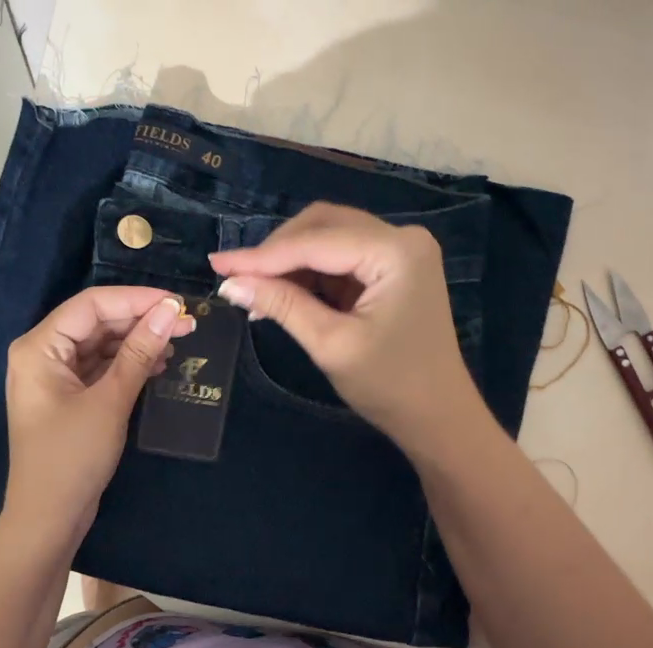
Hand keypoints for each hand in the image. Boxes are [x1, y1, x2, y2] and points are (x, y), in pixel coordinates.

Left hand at [3, 287, 193, 533]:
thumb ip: (139, 354)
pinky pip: (98, 370)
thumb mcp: (109, 403)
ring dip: (135, 343)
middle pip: (94, 322)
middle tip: (185, 324)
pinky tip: (157, 365)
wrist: (49, 518)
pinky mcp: (66, 401)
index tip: (177, 303)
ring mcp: (53, 379)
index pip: (90, 305)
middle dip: (138, 320)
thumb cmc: (71, 458)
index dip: (135, 299)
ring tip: (177, 343)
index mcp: (38, 347)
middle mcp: (40, 355)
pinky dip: (126, 366)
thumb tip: (169, 311)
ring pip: (98, 346)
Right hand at [208, 202, 491, 451]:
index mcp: (395, 251)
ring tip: (253, 293)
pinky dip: (308, 275)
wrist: (436, 415)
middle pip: (322, 226)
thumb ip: (283, 306)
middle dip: (276, 252)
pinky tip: (280, 296)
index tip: (217, 264)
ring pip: (328, 239)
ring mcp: (399, 252)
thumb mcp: (330, 345)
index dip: (261, 255)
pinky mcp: (391, 271)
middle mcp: (401, 238)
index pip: (315, 242)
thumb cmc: (388, 385)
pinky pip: (340, 260)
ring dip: (289, 263)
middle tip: (233, 278)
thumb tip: (230, 284)